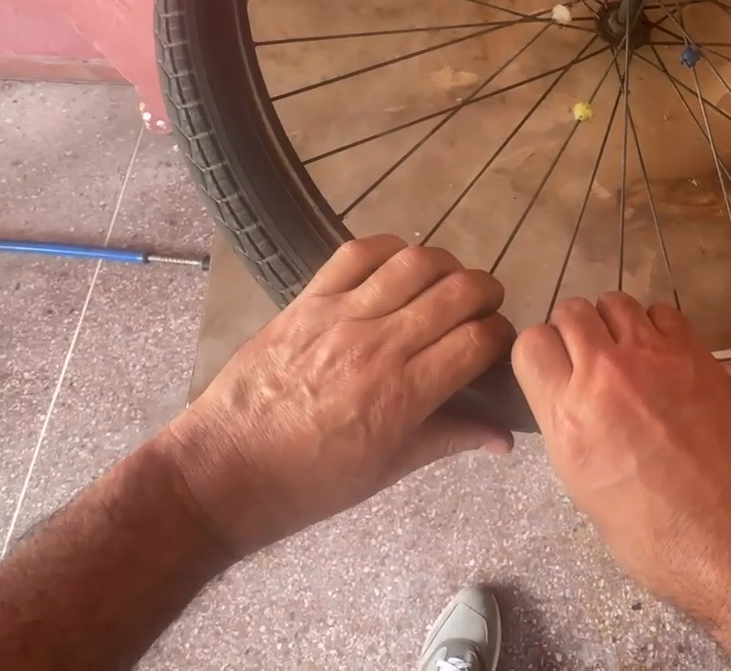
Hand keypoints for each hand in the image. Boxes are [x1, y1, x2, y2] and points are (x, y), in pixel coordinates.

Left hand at [156, 236, 515, 555]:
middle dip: (486, 293)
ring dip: (447, 266)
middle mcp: (379, 346)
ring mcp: (341, 316)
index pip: (478, 341)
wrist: (222, 472)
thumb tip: (507, 437)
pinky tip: (400, 265)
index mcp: (403, 395)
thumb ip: (451, 439)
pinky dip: (391, 248)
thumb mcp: (389, 469)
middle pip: (458, 292)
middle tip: (483, 307)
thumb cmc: (310, 483)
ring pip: (416, 263)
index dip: (501, 335)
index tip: (498, 343)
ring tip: (447, 283)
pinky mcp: (308, 299)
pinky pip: (358, 252)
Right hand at [512, 293, 730, 621]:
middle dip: (575, 330)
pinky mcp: (694, 350)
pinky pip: (661, 311)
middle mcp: (604, 376)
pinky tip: (666, 355)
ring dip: (614, 322)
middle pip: (570, 311)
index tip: (555, 368)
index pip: (530, 345)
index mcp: (569, 419)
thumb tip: (573, 404)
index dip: (541, 353)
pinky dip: (657, 326)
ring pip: (614, 301)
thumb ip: (572, 433)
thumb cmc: (660, 541)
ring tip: (629, 352)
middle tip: (592, 358)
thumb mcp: (588, 494)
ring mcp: (652, 357)